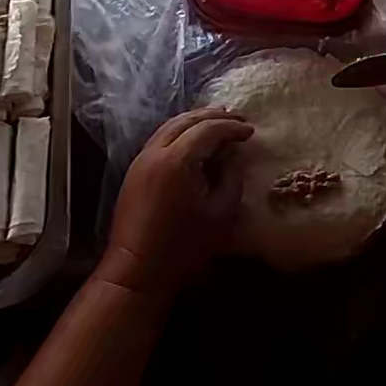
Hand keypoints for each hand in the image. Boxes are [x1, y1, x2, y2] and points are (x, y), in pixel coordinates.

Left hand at [99, 108, 253, 299]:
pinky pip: (160, 139)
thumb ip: (231, 179)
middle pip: (185, 120)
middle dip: (213, 116)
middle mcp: (155, 152)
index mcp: (176, 160)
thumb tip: (232, 157)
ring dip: (194, 121)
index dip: (232, 127)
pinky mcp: (134, 171)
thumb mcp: (221, 214)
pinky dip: (180, 133)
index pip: (208, 129)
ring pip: (169, 127)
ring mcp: (140, 160)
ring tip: (217, 123)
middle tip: (236, 118)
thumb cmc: (183, 246)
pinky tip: (193, 141)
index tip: (251, 130)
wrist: (137, 269)